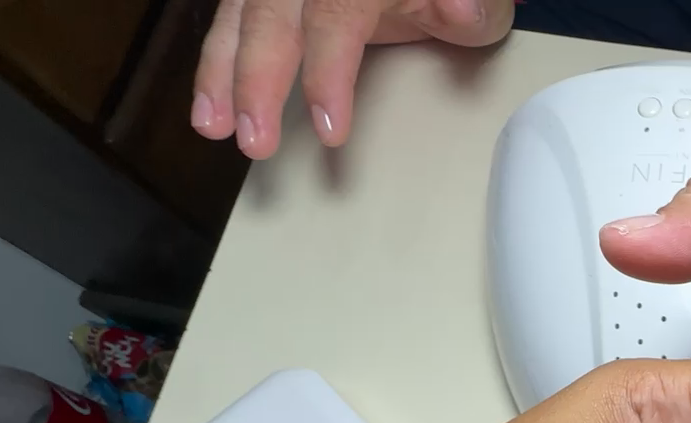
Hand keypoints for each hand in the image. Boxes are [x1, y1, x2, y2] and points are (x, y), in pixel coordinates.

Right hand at [191, 0, 514, 157]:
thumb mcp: (480, 4)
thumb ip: (466, 5)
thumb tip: (459, 5)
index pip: (335, 16)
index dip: (327, 71)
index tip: (328, 128)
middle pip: (271, 15)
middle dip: (257, 79)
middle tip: (254, 140)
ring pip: (241, 16)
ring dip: (222, 72)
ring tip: (213, 127)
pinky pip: (238, 21)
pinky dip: (222, 62)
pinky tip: (211, 105)